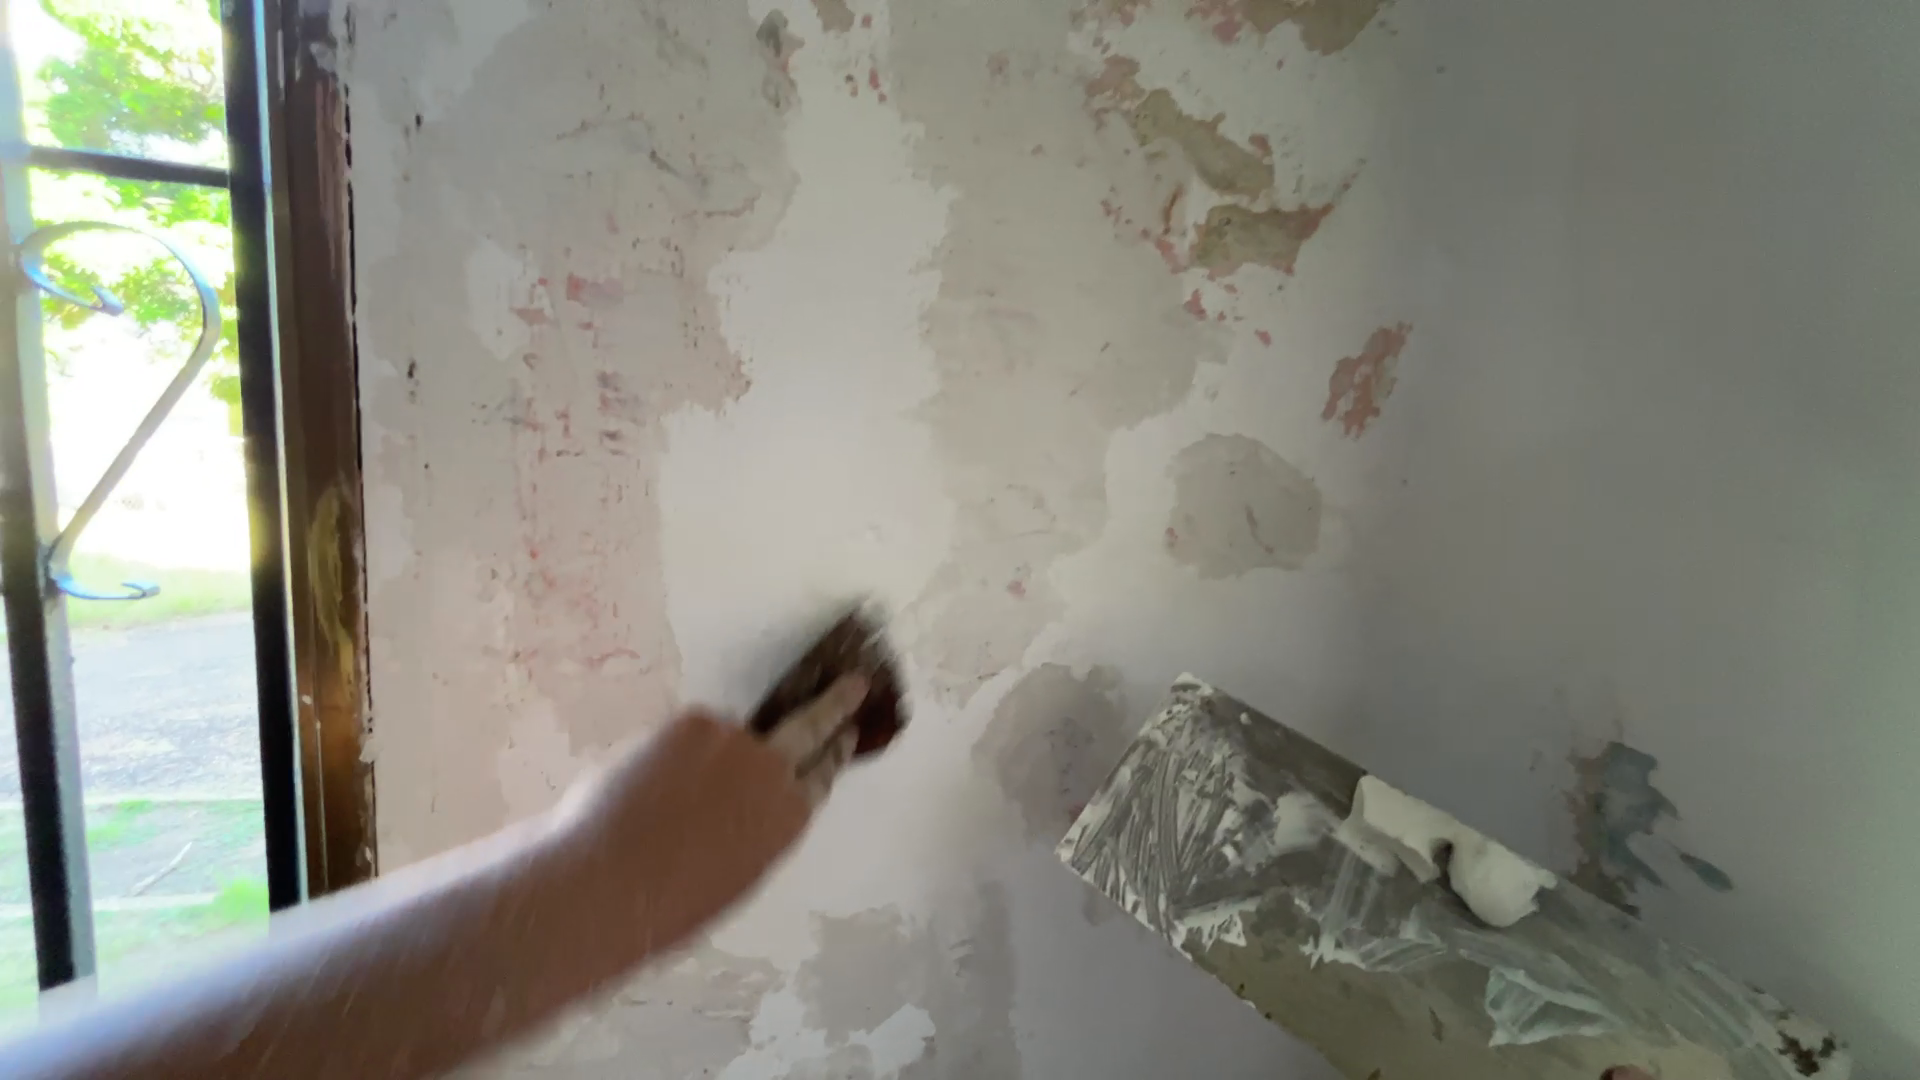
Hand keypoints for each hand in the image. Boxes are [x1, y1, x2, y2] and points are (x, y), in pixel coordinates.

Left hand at [561, 675, 871, 953]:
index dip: (835, 752)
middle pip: (813, 726)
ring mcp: (738, 741)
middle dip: (836, 703)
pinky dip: (673, 752)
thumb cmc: (666, 904)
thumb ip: (758, 829)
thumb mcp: (736, 873)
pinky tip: (645, 784)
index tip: (847, 733)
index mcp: (789, 818)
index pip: (824, 774)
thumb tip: (750, 805)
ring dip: (710, 753)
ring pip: (729, 735)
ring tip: (665, 793)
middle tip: (855, 684)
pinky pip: (690, 733)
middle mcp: (776, 772)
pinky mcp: (696, 723)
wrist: (605, 884)